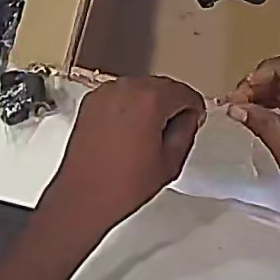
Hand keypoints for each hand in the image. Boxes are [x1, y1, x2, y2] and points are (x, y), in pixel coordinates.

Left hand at [33, 76, 205, 252]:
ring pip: (138, 88)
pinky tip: (129, 132)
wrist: (85, 193)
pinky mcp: (91, 100)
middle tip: (177, 129)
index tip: (195, 119)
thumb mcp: (171, 161)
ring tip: (150, 134)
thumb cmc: (124, 183)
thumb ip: (186, 131)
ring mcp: (105, 92)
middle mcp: (126, 87)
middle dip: (172, 104)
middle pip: (161, 86)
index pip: (183, 92)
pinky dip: (128, 106)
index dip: (194, 107)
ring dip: (149, 103)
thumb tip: (188, 117)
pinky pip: (119, 95)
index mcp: (150, 99)